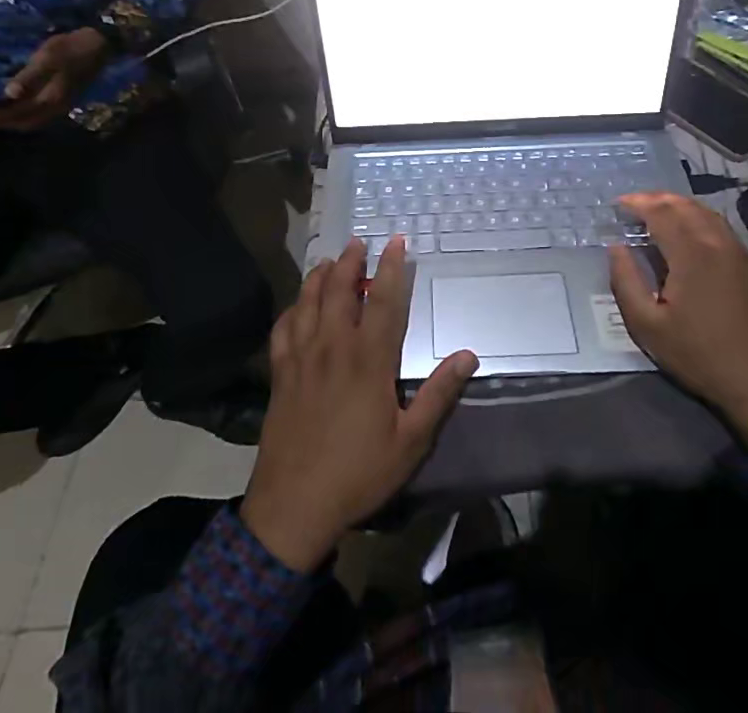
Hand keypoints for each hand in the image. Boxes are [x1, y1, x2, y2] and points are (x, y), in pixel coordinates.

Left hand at [0, 27, 109, 130]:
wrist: (98, 48)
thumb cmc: (70, 48)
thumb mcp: (48, 58)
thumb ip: (30, 77)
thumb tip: (10, 94)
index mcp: (49, 99)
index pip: (13, 114)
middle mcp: (52, 109)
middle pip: (18, 123)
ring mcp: (57, 108)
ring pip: (26, 122)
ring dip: (5, 123)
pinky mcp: (58, 104)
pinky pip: (33, 117)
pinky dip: (17, 117)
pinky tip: (7, 111)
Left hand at [240, 237, 478, 570]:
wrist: (294, 506)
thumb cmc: (359, 473)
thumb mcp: (411, 440)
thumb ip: (438, 394)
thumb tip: (468, 355)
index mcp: (368, 361)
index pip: (384, 302)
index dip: (392, 269)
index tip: (396, 242)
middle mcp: (332, 349)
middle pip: (339, 291)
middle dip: (349, 262)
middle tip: (358, 242)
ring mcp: (301, 360)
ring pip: (307, 303)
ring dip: (319, 277)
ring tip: (329, 260)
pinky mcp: (280, 375)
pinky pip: (282, 329)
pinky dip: (292, 309)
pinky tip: (297, 305)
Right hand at [608, 192, 747, 449]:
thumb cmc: (699, 356)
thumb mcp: (648, 326)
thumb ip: (626, 282)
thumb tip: (616, 248)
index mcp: (692, 254)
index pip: (661, 212)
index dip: (637, 203)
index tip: (618, 203)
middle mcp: (719, 244)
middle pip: (687, 206)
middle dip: (658, 199)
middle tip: (635, 204)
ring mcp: (742, 255)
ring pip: (709, 215)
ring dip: (681, 206)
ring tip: (659, 213)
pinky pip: (724, 230)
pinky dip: (700, 221)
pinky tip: (691, 236)